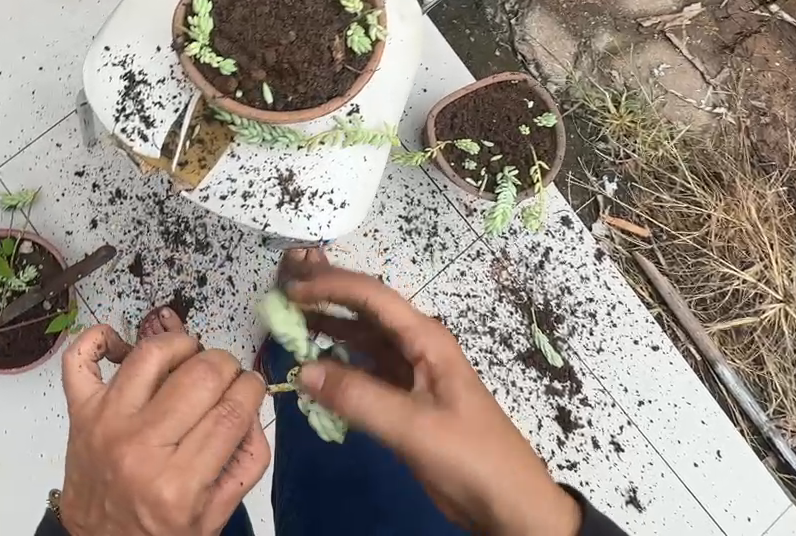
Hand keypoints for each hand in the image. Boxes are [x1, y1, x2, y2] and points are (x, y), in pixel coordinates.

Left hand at [57, 323, 270, 535]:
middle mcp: (140, 448)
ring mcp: (106, 423)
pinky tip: (121, 344)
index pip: (231, 413)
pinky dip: (98, 339)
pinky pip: (79, 359)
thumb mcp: (214, 516)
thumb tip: (252, 403)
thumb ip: (246, 461)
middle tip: (227, 374)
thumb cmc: (158, 531)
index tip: (253, 385)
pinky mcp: (80, 410)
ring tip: (190, 355)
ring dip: (180, 343)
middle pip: (200, 376)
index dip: (251, 388)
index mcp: (177, 486)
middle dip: (225, 364)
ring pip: (151, 354)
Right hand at [285, 264, 581, 535]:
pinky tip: (314, 364)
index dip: (330, 287)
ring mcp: (409, 370)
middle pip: (364, 309)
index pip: (371, 296)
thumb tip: (303, 371)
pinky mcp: (404, 397)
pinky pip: (364, 368)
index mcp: (425, 337)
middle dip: (325, 297)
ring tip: (289, 321)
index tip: (292, 291)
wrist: (513, 508)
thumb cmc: (472, 456)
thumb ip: (358, 398)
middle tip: (282, 293)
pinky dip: (337, 362)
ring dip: (328, 327)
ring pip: (362, 337)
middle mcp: (415, 344)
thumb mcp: (415, 427)